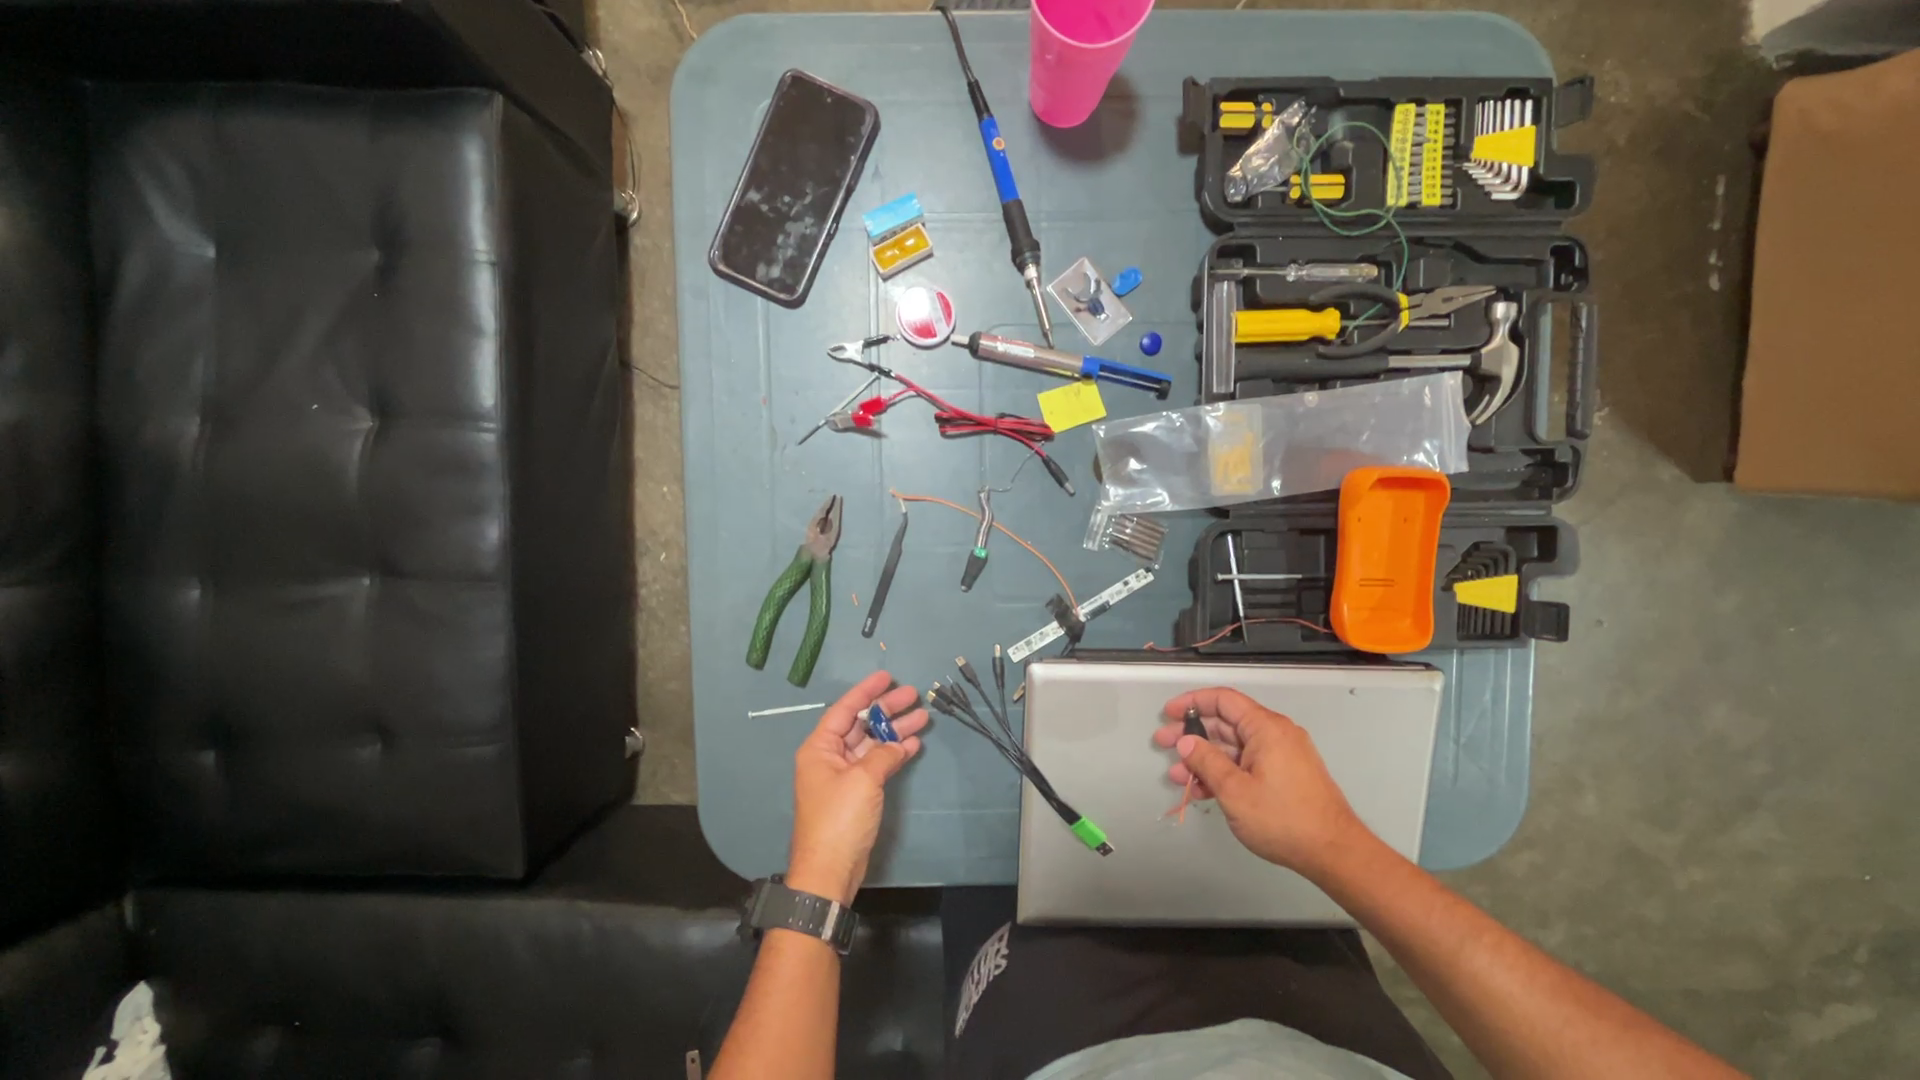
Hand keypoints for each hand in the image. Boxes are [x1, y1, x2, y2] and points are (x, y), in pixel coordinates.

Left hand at [786, 671, 926, 905]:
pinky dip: (894, 753)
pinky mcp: (857, 793)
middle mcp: (829, 757)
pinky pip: (877, 763)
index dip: (866, 691)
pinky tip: (914, 744)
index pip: (844, 710)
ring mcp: (844, 775)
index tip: (887, 676)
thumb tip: (900, 743)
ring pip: (872, 743)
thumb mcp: (862, 779)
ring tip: (923, 717)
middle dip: (886, 709)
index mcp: (820, 748)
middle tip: (913, 695)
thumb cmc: (839, 819)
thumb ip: (883, 754)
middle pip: (860, 724)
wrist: (830, 870)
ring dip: (895, 731)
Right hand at [1152, 687, 1369, 878]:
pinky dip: (1225, 772)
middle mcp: (1276, 734)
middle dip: (1193, 734)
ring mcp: (1283, 755)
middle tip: (1163, 745)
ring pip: (1235, 747)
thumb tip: (1185, 740)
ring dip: (1205, 759)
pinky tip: (1204, 790)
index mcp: (1266, 728)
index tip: (1168, 714)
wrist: (1334, 852)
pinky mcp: (1286, 775)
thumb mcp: (1234, 790)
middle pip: (1227, 723)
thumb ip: (1206, 761)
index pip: (1223, 700)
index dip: (1193, 702)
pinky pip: (1248, 763)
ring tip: (1179, 777)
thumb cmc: (1283, 818)